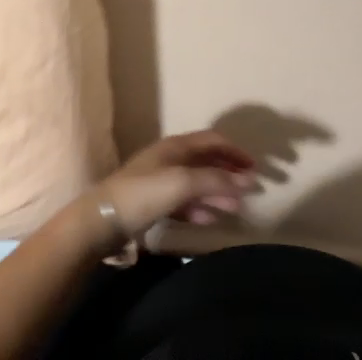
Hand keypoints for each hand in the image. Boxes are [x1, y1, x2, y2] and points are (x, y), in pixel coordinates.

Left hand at [93, 130, 257, 239]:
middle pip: (207, 161)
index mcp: (176, 146)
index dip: (237, 152)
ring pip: (197, 183)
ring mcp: (160, 180)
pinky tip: (210, 220)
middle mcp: (169, 158)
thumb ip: (215, 180)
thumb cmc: (144, 193)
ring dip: (217, 193)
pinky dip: (200, 208)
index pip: (213, 140)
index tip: (257, 169)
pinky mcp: (153, 202)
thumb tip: (249, 180)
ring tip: (235, 208)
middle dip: (230, 173)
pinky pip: (184, 201)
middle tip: (251, 190)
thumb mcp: (183, 183)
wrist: (103, 220)